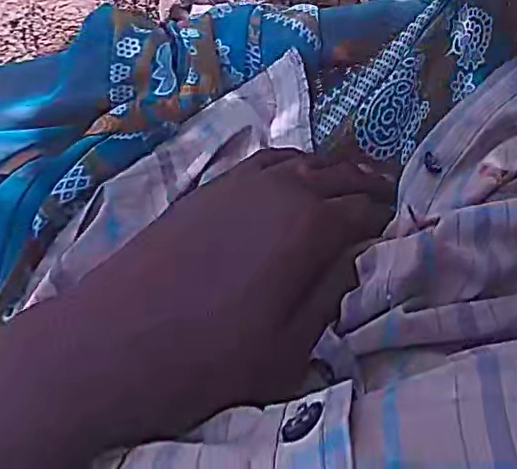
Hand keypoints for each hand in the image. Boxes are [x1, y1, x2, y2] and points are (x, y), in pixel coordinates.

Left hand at [0, 148, 394, 466]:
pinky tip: (298, 168)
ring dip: (335, 165)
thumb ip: (328, 295)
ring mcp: (244, 180)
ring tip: (357, 172)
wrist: (114, 338)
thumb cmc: (206, 358)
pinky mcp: (215, 184)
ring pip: (306, 159)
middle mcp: (281, 189)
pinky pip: (269, 158)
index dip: (386, 216)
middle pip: (339, 174)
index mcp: (306, 227)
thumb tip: (357, 258)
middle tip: (392, 187)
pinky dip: (295, 159)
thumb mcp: (285, 350)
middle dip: (369, 180)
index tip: (402, 221)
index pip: (362, 211)